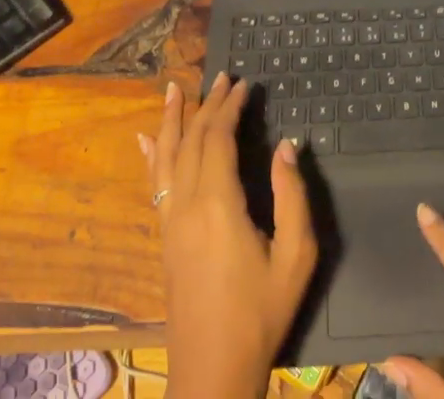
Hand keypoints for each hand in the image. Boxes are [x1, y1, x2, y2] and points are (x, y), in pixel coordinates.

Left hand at [139, 74, 316, 398]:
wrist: (213, 366)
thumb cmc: (261, 311)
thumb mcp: (296, 255)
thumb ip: (292, 196)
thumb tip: (287, 146)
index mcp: (219, 204)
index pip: (219, 139)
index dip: (230, 107)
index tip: (244, 83)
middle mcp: (187, 204)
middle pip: (192, 141)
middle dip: (207, 105)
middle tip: (222, 76)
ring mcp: (170, 221)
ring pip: (166, 157)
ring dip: (172, 120)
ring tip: (174, 88)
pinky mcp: (164, 238)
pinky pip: (155, 184)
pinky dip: (153, 156)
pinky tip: (148, 140)